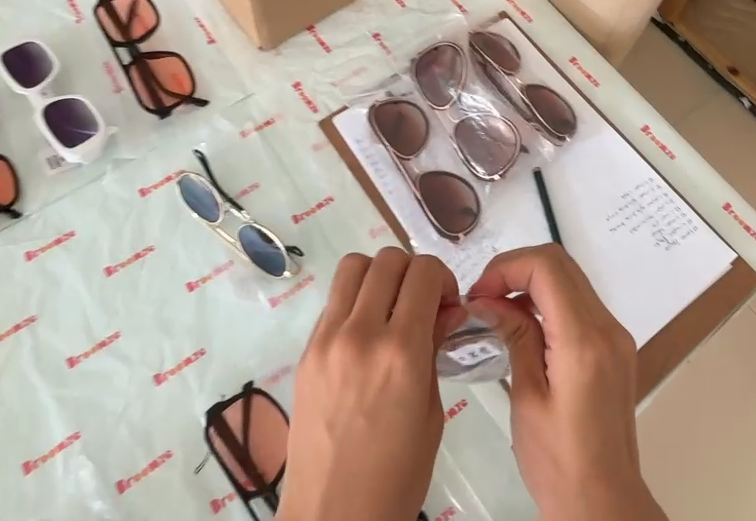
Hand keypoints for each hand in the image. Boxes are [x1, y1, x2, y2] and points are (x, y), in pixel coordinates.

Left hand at [280, 249, 464, 520]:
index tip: (448, 304)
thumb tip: (446, 310)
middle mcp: (361, 333)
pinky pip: (333, 301)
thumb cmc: (397, 475)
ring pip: (353, 266)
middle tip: (424, 303)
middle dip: (414, 272)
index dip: (444, 278)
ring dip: (379, 275)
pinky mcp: (306, 351)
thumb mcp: (432, 413)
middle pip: (388, 259)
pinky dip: (355, 300)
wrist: (333, 514)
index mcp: (401, 352)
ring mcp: (326, 339)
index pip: (424, 273)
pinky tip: (367, 334)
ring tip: (392, 307)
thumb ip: (435, 350)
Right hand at [469, 245, 666, 520]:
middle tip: (482, 298)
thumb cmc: (558, 462)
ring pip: (570, 278)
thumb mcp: (526, 398)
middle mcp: (607, 328)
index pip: (546, 268)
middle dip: (514, 268)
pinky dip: (546, 298)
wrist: (605, 503)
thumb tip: (488, 300)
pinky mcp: (614, 347)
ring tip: (495, 310)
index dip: (505, 268)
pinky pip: (578, 301)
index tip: (478, 295)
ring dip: (529, 281)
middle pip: (560, 263)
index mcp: (584, 341)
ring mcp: (615, 336)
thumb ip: (515, 336)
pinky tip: (521, 324)